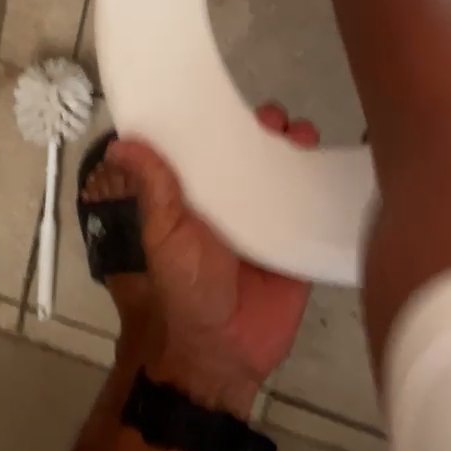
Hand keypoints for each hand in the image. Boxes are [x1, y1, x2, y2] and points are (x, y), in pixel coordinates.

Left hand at [96, 104, 319, 411]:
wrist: (221, 353)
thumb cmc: (182, 290)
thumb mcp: (162, 236)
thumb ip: (151, 191)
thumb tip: (122, 143)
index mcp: (198, 195)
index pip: (208, 148)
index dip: (218, 120)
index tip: (227, 97)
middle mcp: (233, 200)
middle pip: (252, 153)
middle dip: (265, 128)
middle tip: (274, 118)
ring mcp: (268, 219)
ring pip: (284, 171)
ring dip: (295, 146)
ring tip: (301, 134)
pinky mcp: (297, 240)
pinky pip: (312, 205)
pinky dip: (322, 181)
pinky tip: (328, 163)